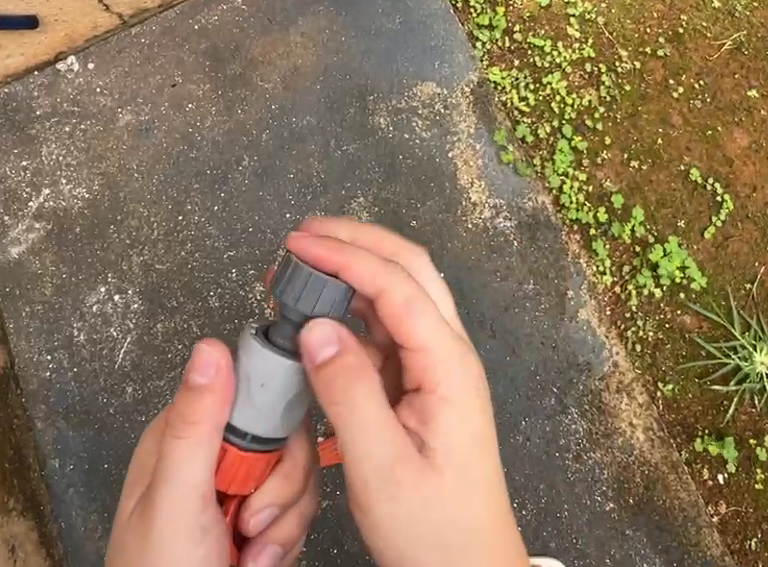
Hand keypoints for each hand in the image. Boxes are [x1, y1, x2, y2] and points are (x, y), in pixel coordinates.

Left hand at [106, 339, 318, 566]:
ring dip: (284, 517)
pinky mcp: (260, 517)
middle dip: (281, 480)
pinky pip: (301, 503)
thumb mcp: (174, 503)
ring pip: (298, 466)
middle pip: (281, 429)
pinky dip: (287, 537)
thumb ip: (195, 425)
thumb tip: (210, 347)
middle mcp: (211, 454)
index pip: (247, 386)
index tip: (268, 453)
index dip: (271, 413)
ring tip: (252, 553)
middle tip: (253, 520)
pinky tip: (259, 563)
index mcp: (181, 436)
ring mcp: (237, 487)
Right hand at [285, 218, 526, 566]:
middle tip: (304, 233)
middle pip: (408, 269)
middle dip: (357, 242)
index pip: (396, 285)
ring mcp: (436, 365)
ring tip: (305, 265)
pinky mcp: (420, 382)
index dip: (345, 256)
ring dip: (354, 271)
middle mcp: (447, 351)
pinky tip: (323, 314)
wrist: (470, 566)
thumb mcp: (382, 467)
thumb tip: (315, 326)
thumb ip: (348, 392)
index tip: (297, 243)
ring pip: (398, 294)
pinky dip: (353, 311)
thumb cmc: (434, 527)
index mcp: (448, 363)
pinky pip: (386, 330)